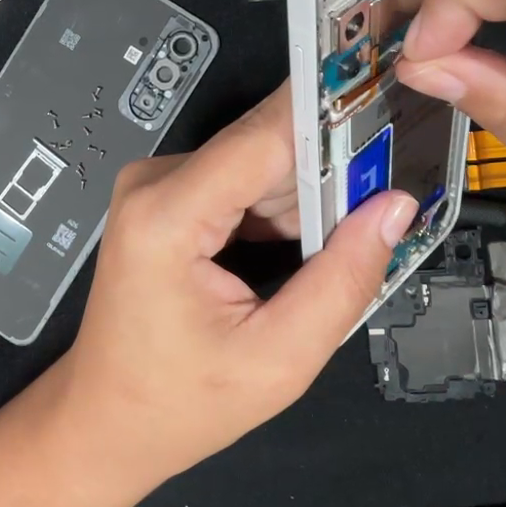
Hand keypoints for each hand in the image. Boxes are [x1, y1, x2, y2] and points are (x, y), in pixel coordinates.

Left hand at [54, 88, 417, 494]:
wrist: (107, 419)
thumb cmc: (179, 403)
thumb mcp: (277, 359)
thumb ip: (342, 281)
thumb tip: (394, 209)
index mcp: (167, 214)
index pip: (262, 137)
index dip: (327, 111)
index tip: (385, 87)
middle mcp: (154, 182)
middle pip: (262, 145)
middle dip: (332, 159)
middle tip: (399, 169)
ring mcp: (158, 186)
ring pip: (257, 162)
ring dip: (311, 187)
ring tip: (367, 209)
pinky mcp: (169, 199)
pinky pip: (241, 182)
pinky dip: (283, 203)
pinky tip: (321, 230)